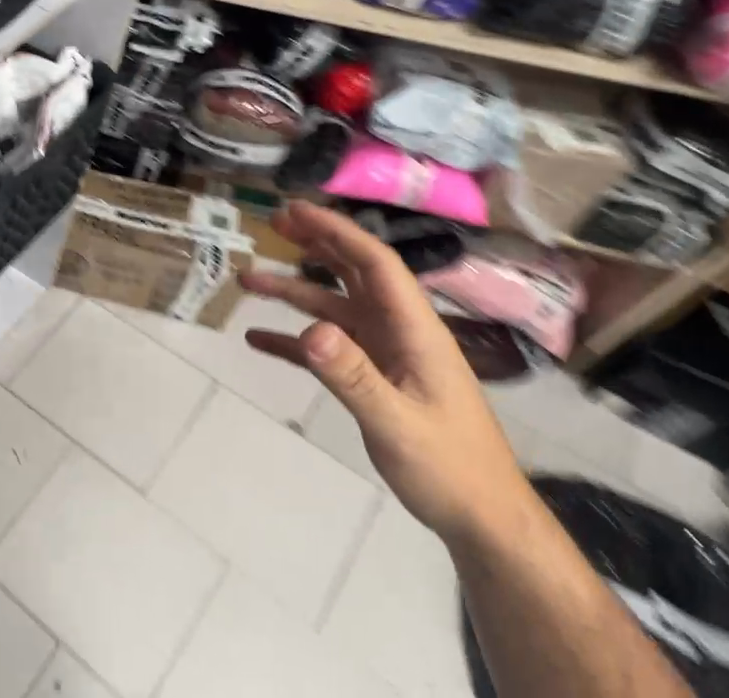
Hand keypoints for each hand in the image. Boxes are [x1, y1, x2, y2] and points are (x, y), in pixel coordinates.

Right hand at [239, 202, 533, 545]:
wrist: (482, 517)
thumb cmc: (449, 469)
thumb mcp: (397, 424)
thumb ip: (353, 377)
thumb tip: (310, 330)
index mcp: (415, 332)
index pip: (375, 266)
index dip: (337, 232)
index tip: (295, 211)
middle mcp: (399, 333)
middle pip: (354, 275)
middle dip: (317, 245)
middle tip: (272, 224)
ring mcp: (386, 356)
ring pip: (334, 309)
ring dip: (294, 292)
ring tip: (246, 280)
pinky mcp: (373, 380)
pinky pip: (325, 350)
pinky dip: (292, 340)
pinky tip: (257, 339)